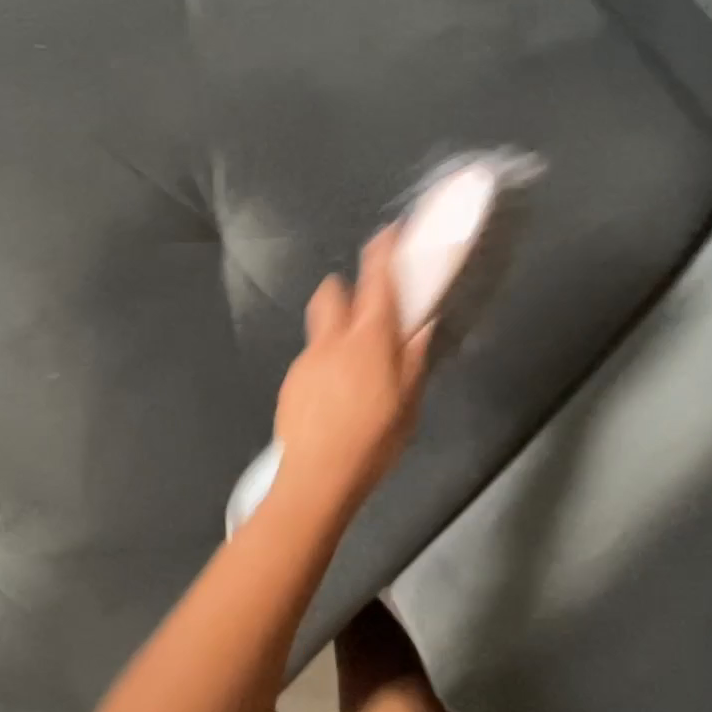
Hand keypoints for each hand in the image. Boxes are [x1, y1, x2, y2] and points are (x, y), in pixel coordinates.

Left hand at [272, 226, 432, 512]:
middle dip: (347, 289)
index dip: (383, 250)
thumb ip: (414, 360)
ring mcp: (306, 360)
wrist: (316, 477)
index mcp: (368, 341)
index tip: (389, 234)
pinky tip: (333, 397)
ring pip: (320, 327)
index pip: (375, 281)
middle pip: (332, 291)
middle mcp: (332, 340)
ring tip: (352, 365)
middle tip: (367, 313)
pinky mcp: (290, 382)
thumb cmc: (373, 443)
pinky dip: (324, 363)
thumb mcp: (409, 405)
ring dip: (336, 330)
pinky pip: (310, 358)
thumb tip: (422, 326)